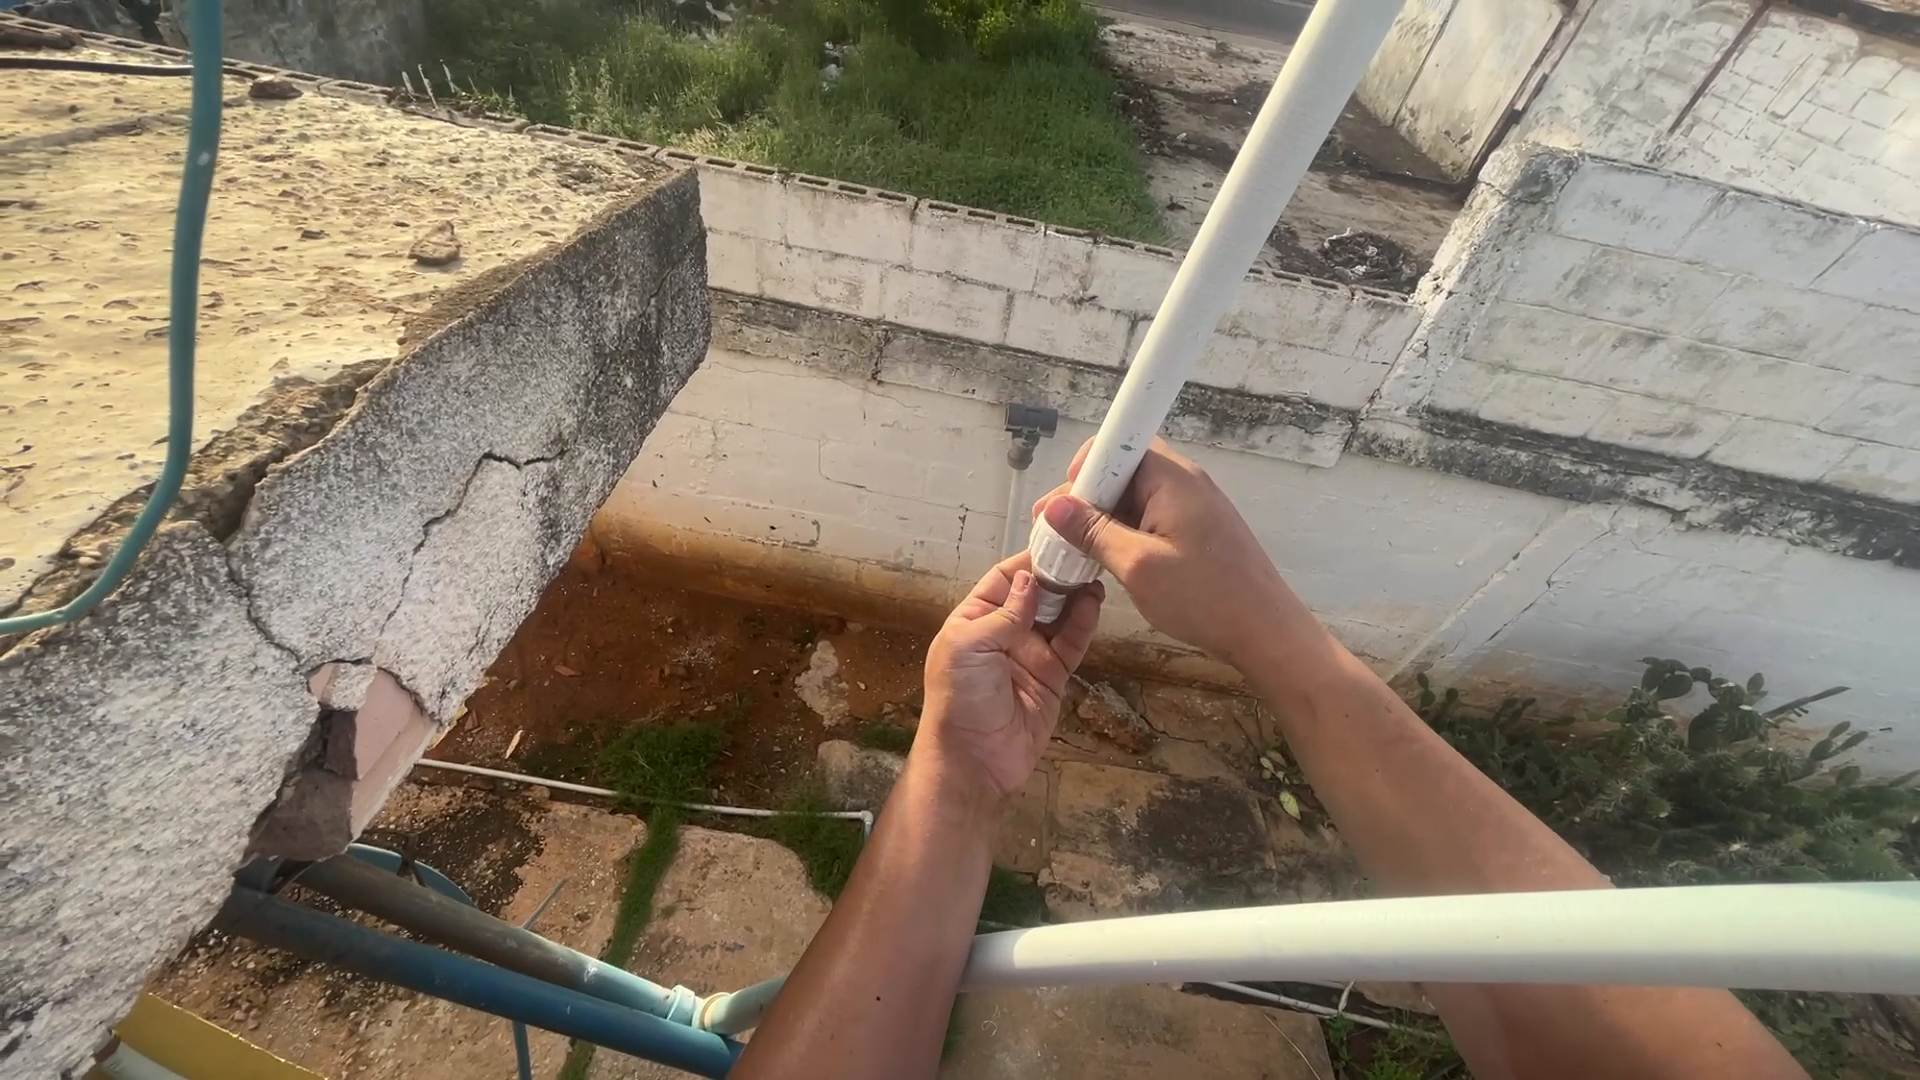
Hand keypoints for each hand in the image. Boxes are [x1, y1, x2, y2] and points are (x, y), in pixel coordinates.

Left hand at [920, 554, 1102, 797]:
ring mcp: (1030, 652)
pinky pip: (1072, 643)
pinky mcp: (1053, 675)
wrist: (974, 760)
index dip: (1028, 560)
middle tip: (1084, 550)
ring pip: (1058, 615)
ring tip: (1094, 570)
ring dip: (1074, 593)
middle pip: (1036, 593)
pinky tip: (1095, 601)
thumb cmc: (960, 698)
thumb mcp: (969, 646)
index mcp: (975, 618)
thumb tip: (1030, 579)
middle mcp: (1004, 631)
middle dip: (1057, 572)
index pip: (1004, 578)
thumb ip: (1003, 613)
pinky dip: (1084, 622)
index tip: (1055, 539)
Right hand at [1034, 439, 1312, 669]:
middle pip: (1124, 469)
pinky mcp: (1197, 529)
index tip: (1063, 505)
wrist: (1266, 632)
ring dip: (1102, 517)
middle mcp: (1184, 482)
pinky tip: (1105, 556)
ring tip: (1072, 548)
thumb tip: (1054, 506)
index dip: (1085, 468)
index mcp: (1173, 479)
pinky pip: (1150, 515)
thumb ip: (1094, 532)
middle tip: (1054, 531)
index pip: (1119, 444)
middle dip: (1086, 496)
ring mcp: (1193, 505)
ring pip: (1135, 496)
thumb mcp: (1137, 566)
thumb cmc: (1203, 597)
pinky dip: (1123, 530)